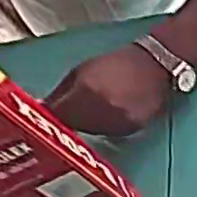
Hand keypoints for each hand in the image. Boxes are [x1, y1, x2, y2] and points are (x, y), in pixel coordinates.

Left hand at [46, 44, 168, 136]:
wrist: (152, 67)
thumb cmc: (115, 64)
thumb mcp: (82, 71)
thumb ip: (62, 91)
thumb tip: (45, 107)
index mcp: (85, 91)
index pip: (58, 114)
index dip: (52, 115)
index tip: (50, 114)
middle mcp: (102, 109)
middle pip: (76, 126)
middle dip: (71, 120)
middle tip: (74, 111)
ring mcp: (119, 120)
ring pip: (94, 131)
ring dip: (90, 124)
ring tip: (97, 109)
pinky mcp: (133, 128)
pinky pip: (112, 132)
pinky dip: (108, 126)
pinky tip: (112, 113)